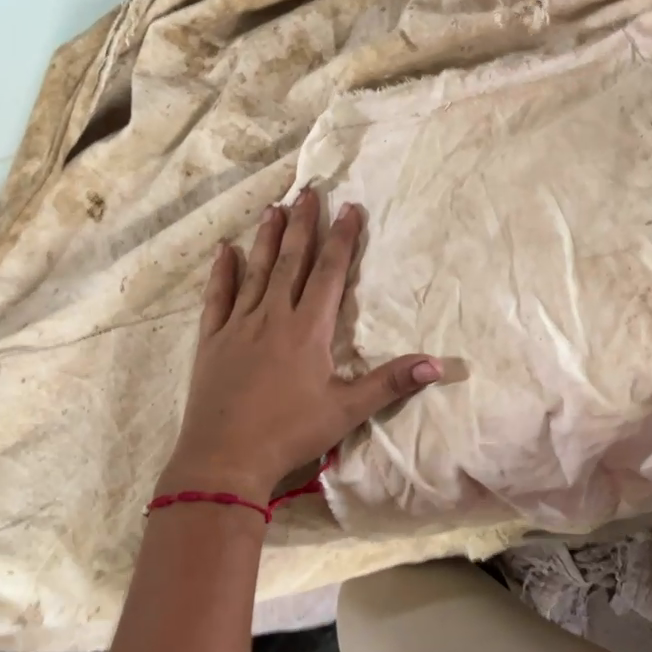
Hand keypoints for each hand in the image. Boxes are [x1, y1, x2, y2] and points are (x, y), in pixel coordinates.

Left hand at [161, 188, 441, 500]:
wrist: (224, 459)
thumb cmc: (290, 433)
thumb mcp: (347, 410)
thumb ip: (391, 382)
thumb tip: (439, 364)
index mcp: (308, 329)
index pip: (330, 273)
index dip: (342, 239)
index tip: (350, 207)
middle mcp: (273, 317)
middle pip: (292, 261)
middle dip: (303, 225)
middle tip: (309, 192)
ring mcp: (238, 326)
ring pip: (256, 272)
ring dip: (266, 239)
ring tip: (274, 207)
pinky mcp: (212, 342)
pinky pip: (217, 299)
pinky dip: (222, 273)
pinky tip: (224, 252)